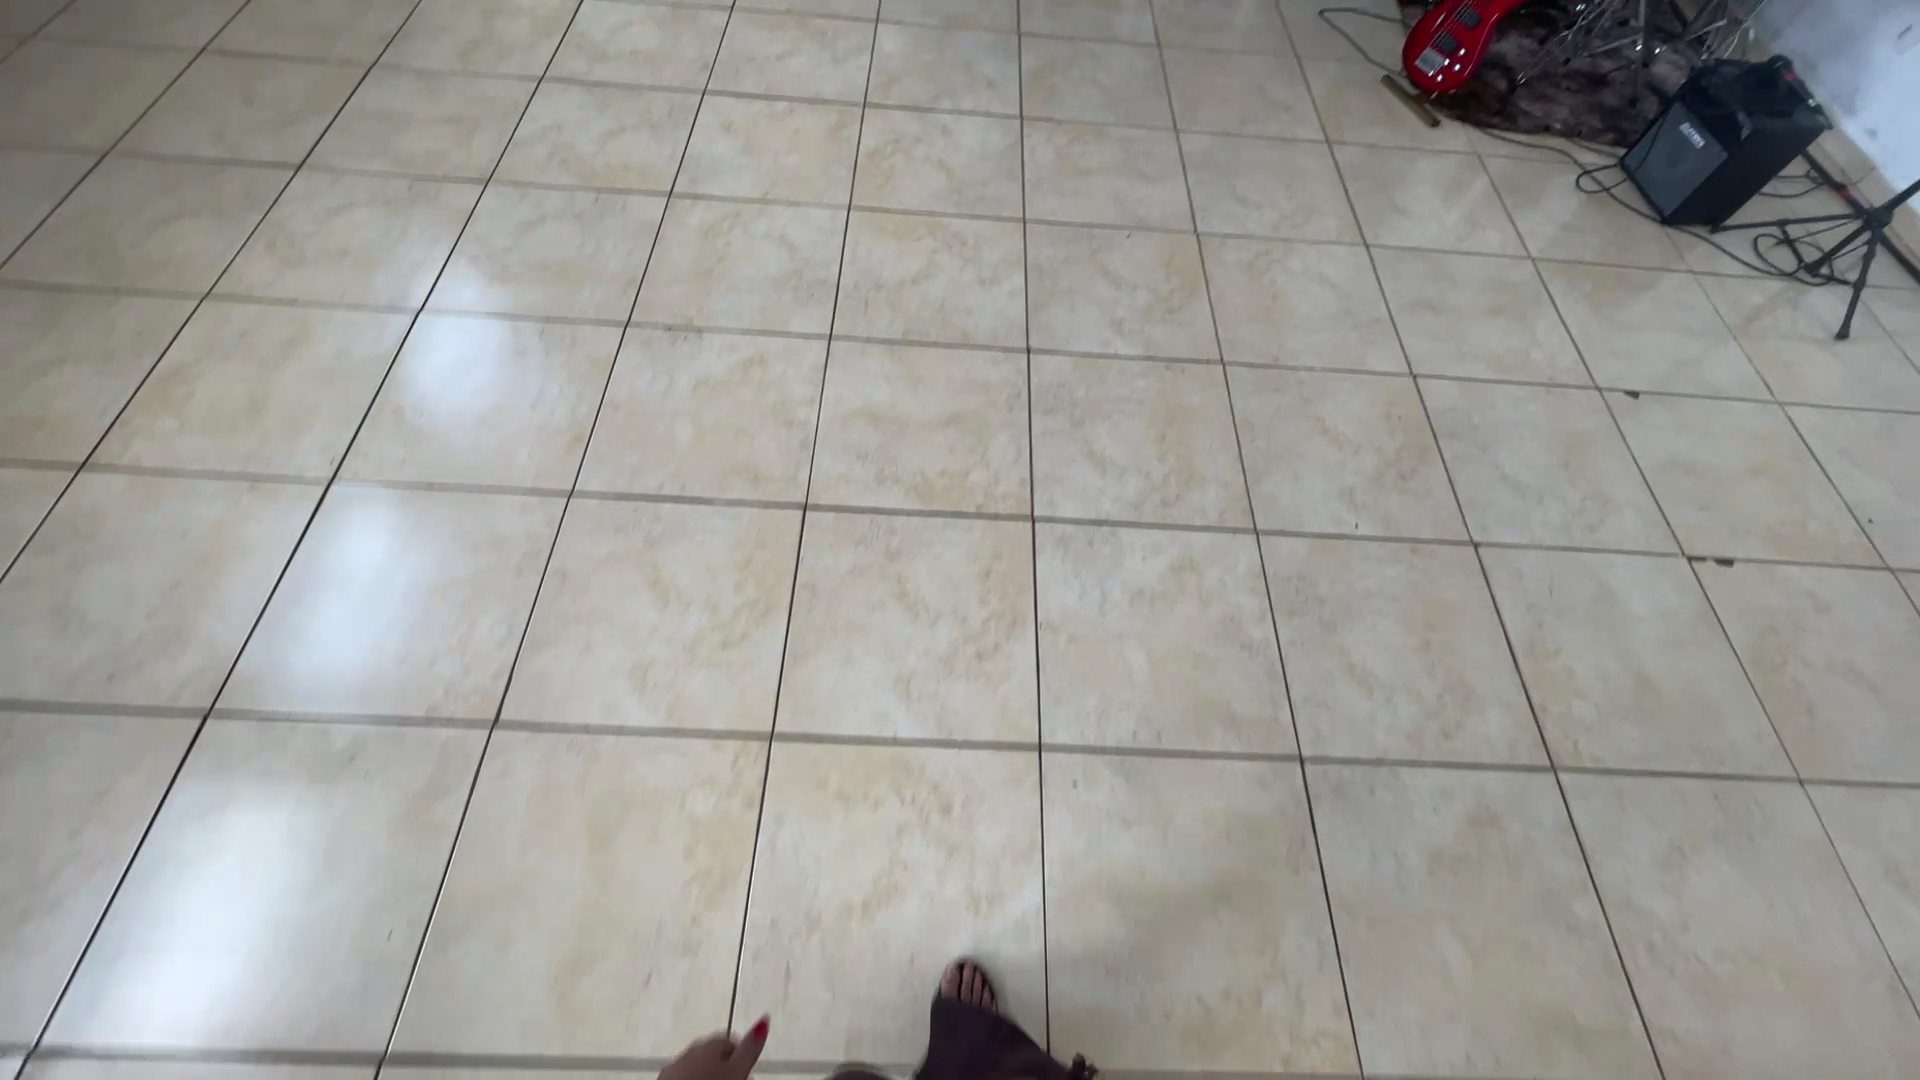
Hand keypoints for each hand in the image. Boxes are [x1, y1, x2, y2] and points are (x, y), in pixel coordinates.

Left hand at [659, 1016, 769, 1079]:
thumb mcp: (736, 1070)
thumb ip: (750, 1046)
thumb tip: (765, 1017)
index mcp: (709, 1042)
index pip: (730, 1039)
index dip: (741, 1054)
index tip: (747, 1071)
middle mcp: (689, 1049)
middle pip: (711, 1052)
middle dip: (724, 1064)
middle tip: (736, 1078)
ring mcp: (672, 1067)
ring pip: (695, 1066)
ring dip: (707, 1074)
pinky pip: (682, 1077)